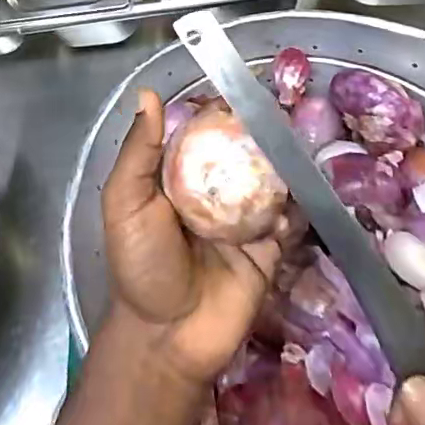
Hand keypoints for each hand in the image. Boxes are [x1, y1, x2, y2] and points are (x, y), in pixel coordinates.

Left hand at [101, 88, 285, 384]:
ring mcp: (239, 219)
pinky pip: (287, 221)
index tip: (236, 90)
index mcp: (172, 176)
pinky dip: (296, 207)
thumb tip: (147, 95)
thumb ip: (139, 151)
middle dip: (256, 133)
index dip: (213, 111)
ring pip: (267, 182)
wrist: (168, 335)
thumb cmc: (139, 262)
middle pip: (237, 153)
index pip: (196, 133)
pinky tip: (299, 194)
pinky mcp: (267, 249)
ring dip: (281, 165)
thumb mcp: (125, 201)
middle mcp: (208, 191)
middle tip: (278, 112)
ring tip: (297, 144)